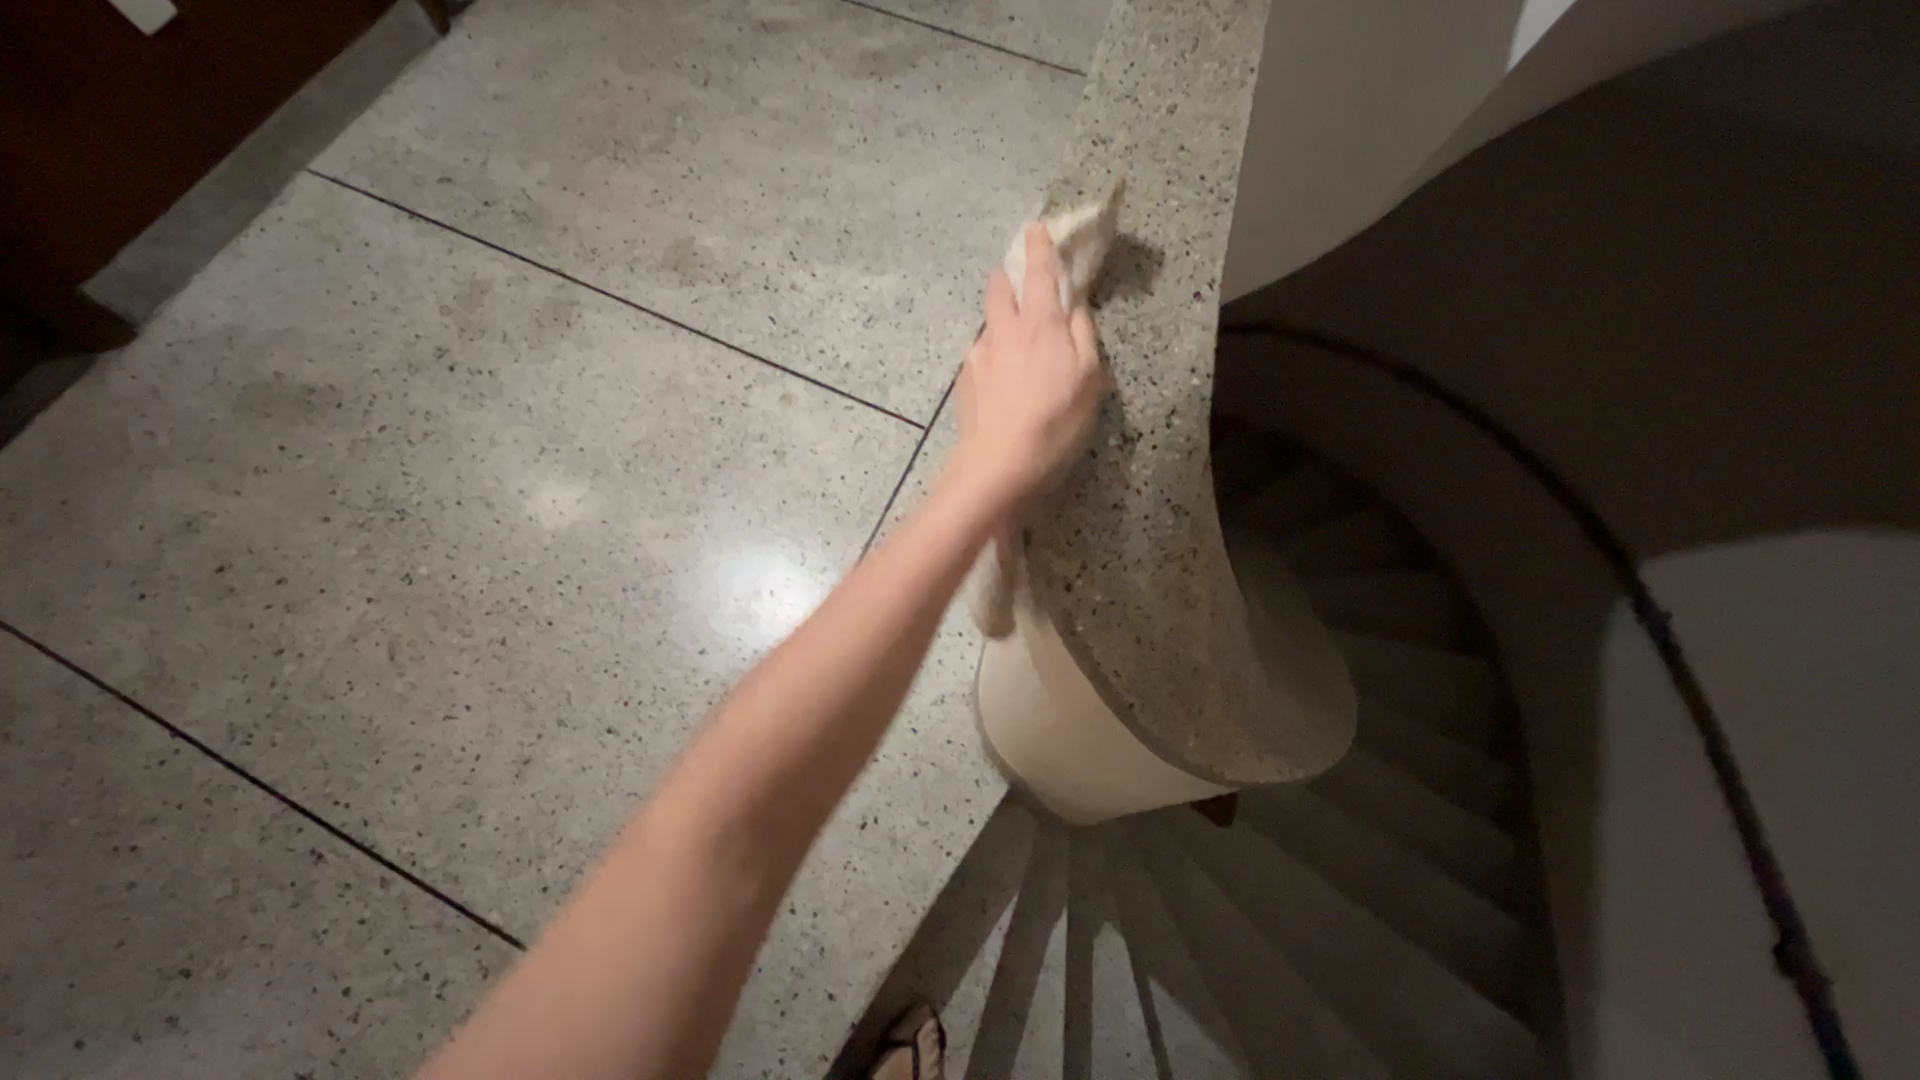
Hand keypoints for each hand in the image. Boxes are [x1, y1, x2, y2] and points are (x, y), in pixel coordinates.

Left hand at [949, 223, 1106, 513]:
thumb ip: (1085, 337)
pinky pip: (982, 355)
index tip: (1036, 228)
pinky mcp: (965, 380)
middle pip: (999, 285)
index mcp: (1040, 323)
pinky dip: (995, 358)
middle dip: (1009, 275)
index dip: (1038, 246)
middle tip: (1024, 286)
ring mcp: (978, 354)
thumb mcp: (1089, 380)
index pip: (1038, 271)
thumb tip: (1076, 310)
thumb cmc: (1053, 422)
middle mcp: (1003, 329)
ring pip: (990, 322)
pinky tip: (1006, 387)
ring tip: (1020, 354)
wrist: (997, 465)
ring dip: (1003, 322)